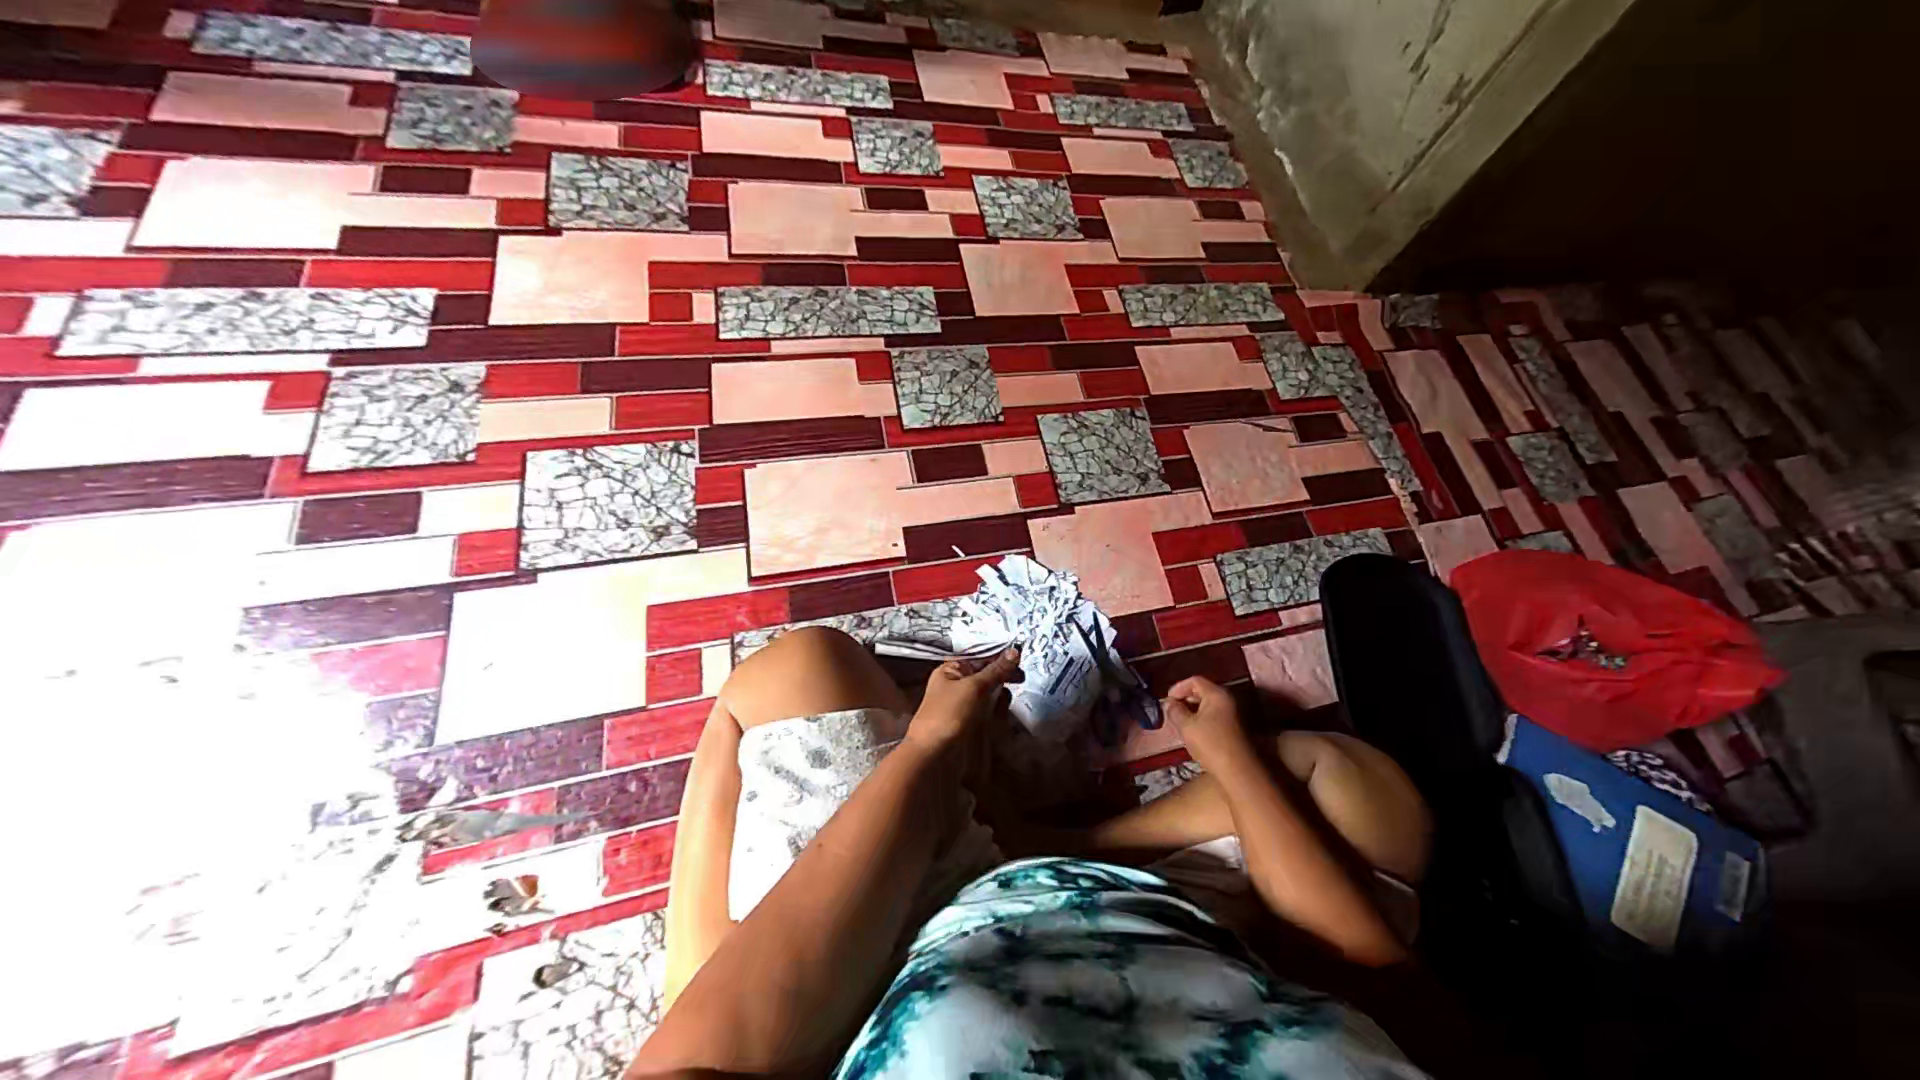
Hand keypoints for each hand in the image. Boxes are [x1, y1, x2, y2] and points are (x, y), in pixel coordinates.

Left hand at [904, 648, 1020, 756]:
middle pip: (984, 674)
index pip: (978, 656)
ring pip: (989, 692)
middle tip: (1021, 676)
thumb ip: (996, 670)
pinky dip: (998, 706)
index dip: (997, 654)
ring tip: (1016, 689)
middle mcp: (957, 685)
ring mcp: (965, 705)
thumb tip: (1014, 651)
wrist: (935, 755)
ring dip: (1001, 689)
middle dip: (1002, 673)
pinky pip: (989, 709)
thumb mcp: (973, 687)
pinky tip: (1006, 706)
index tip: (1020, 653)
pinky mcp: (972, 723)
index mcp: (951, 671)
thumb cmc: (950, 714)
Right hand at [1163, 676, 1252, 772]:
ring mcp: (1233, 714)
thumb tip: (1169, 704)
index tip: (1167, 700)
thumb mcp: (1186, 726)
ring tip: (1180, 722)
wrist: (1238, 770)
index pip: (1194, 680)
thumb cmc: (1210, 744)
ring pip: (1208, 705)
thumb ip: (1175, 711)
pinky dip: (1201, 719)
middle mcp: (1227, 700)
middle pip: (1202, 691)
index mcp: (1217, 694)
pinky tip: (1193, 732)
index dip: (1178, 687)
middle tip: (1171, 711)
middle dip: (1184, 699)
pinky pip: (1214, 716)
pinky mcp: (1234, 728)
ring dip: (1192, 711)